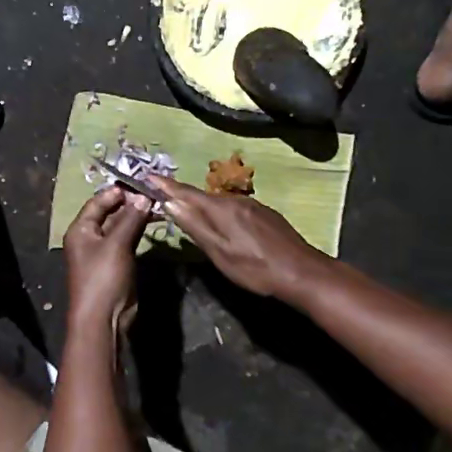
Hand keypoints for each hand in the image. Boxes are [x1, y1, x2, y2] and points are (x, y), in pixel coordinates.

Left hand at [62, 186, 154, 333]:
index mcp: (80, 229)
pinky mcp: (116, 263)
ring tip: (159, 206)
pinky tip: (154, 224)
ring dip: (136, 217)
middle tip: (155, 194)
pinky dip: (138, 232)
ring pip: (120, 227)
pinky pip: (127, 241)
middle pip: (109, 213)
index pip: (98, 202)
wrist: (103, 316)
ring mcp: (103, 251)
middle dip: (130, 203)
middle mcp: (89, 237)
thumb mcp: (117, 244)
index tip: (140, 184)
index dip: (117, 192)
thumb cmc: (103, 276)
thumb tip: (144, 197)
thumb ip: (130, 219)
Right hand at [144, 175, 332, 299]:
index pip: (185, 193)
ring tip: (187, 213)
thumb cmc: (256, 268)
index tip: (146, 176)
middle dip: (180, 196)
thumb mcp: (219, 252)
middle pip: (201, 196)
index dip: (165, 185)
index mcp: (221, 209)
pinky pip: (233, 209)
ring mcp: (253, 206)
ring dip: (200, 205)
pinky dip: (219, 212)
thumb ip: (194, 226)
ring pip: (218, 203)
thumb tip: (170, 203)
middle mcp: (235, 201)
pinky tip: (221, 225)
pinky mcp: (265, 215)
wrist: (305, 274)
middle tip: (160, 197)